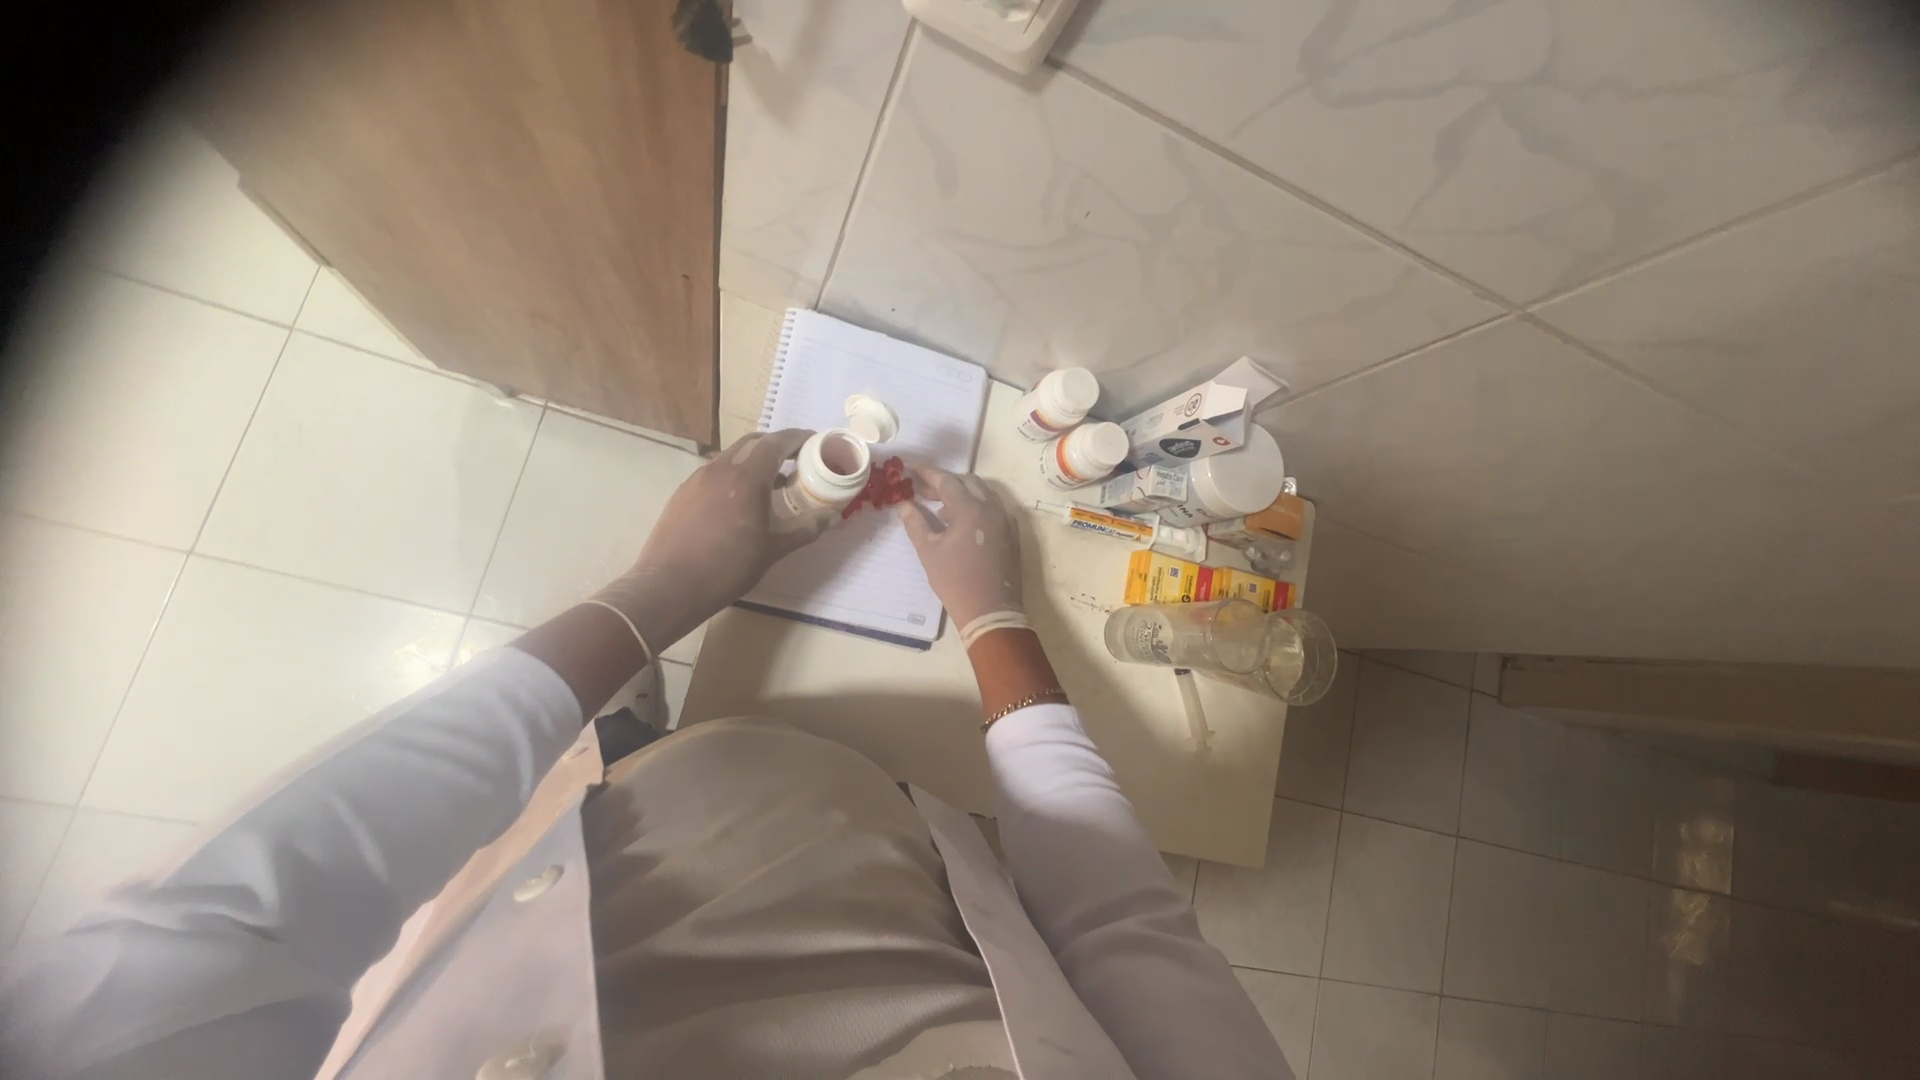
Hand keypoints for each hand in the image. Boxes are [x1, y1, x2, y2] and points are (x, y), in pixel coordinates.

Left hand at [593, 429, 822, 652]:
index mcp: (746, 478)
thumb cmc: (727, 568)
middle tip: (796, 459)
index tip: (814, 441)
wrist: (669, 587)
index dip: (797, 438)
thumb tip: (834, 517)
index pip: (776, 443)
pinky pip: (715, 473)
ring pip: (731, 456)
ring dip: (754, 460)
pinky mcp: (683, 493)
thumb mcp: (774, 550)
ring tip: (772, 482)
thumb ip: (805, 529)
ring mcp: (697, 479)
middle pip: (752, 443)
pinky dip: (734, 475)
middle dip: (776, 445)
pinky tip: (740, 501)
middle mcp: (719, 469)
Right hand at [897, 466, 1026, 644]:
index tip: (913, 469)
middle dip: (945, 482)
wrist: (991, 610)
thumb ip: (916, 523)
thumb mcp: (929, 551)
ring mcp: (1005, 520)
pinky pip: (994, 508)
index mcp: (970, 509)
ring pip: (984, 493)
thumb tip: (904, 505)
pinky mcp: (1012, 533)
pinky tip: (963, 520)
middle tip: (924, 490)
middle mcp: (992, 508)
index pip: (947, 480)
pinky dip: (977, 505)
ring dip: (962, 492)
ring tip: (941, 505)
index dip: (928, 473)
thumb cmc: (955, 581)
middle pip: (968, 481)